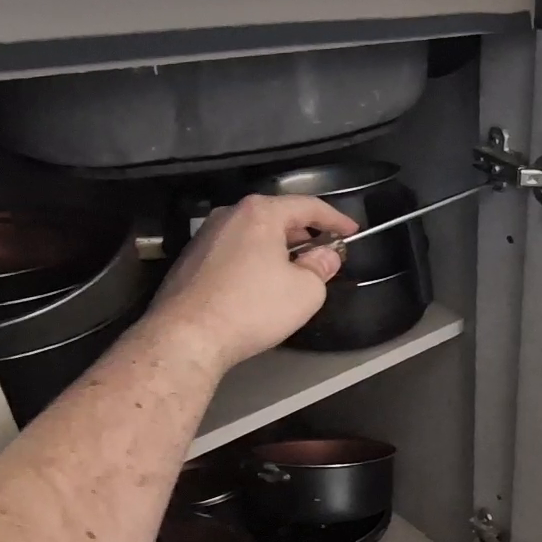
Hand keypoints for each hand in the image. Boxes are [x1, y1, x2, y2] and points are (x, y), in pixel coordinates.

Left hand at [152, 194, 356, 364]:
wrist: (188, 335)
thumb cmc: (254, 307)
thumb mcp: (305, 291)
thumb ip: (321, 268)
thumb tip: (326, 256)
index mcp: (261, 213)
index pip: (308, 206)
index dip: (335, 219)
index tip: (353, 231)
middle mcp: (230, 215)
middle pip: (277, 216)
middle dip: (305, 234)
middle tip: (325, 252)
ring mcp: (206, 236)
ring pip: (254, 234)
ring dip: (279, 248)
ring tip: (296, 270)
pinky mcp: (191, 259)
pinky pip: (235, 251)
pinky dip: (256, 260)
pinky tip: (263, 284)